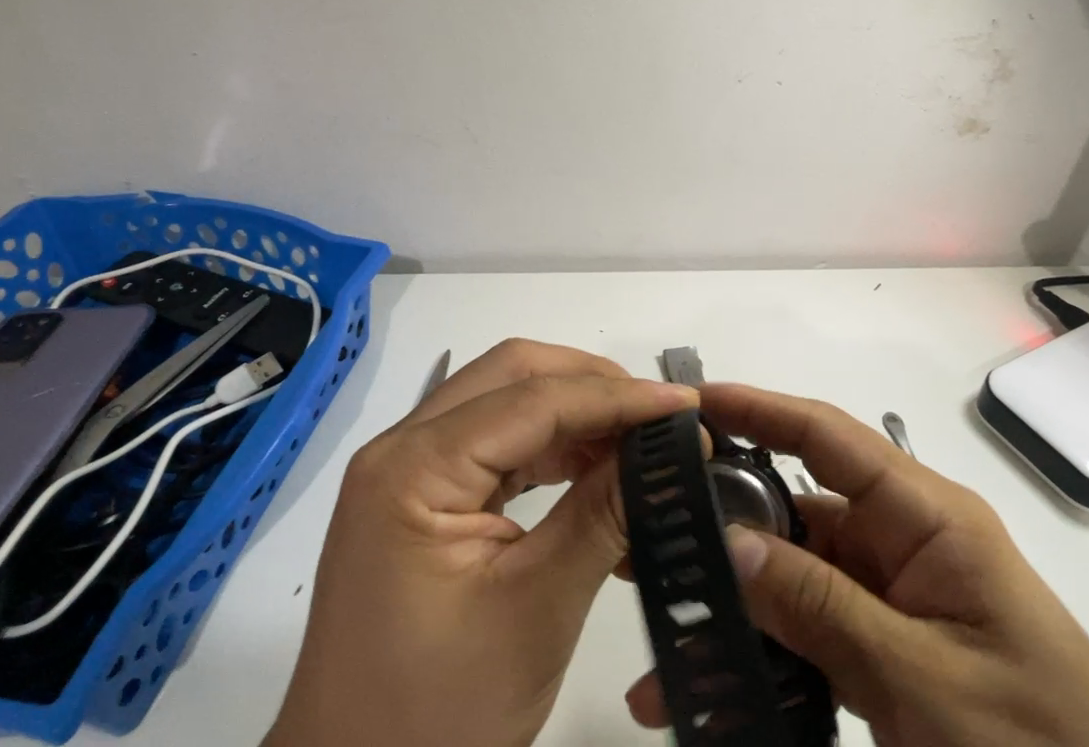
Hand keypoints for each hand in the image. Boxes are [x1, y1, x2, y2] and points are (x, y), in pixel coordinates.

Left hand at [265, 340, 698, 746]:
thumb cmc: (439, 708)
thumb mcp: (535, 609)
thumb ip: (601, 516)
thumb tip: (667, 451)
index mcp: (413, 469)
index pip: (530, 401)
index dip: (614, 396)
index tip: (686, 405)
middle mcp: (402, 451)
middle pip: (508, 378)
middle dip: (591, 386)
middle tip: (662, 417)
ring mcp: (407, 475)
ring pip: (503, 406)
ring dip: (574, 415)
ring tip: (642, 443)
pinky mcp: (421, 503)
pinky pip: (494, 449)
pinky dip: (551, 451)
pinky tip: (598, 471)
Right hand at [624, 384, 1088, 746]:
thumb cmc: (1035, 739)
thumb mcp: (923, 677)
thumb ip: (823, 608)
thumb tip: (727, 542)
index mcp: (927, 518)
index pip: (828, 439)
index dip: (758, 410)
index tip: (688, 402)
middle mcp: (902, 544)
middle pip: (794, 513)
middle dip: (721, 529)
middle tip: (641, 544)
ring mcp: (890, 600)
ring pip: (791, 582)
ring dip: (732, 611)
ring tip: (665, 650)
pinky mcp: (884, 650)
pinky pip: (807, 635)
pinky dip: (761, 656)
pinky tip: (712, 690)